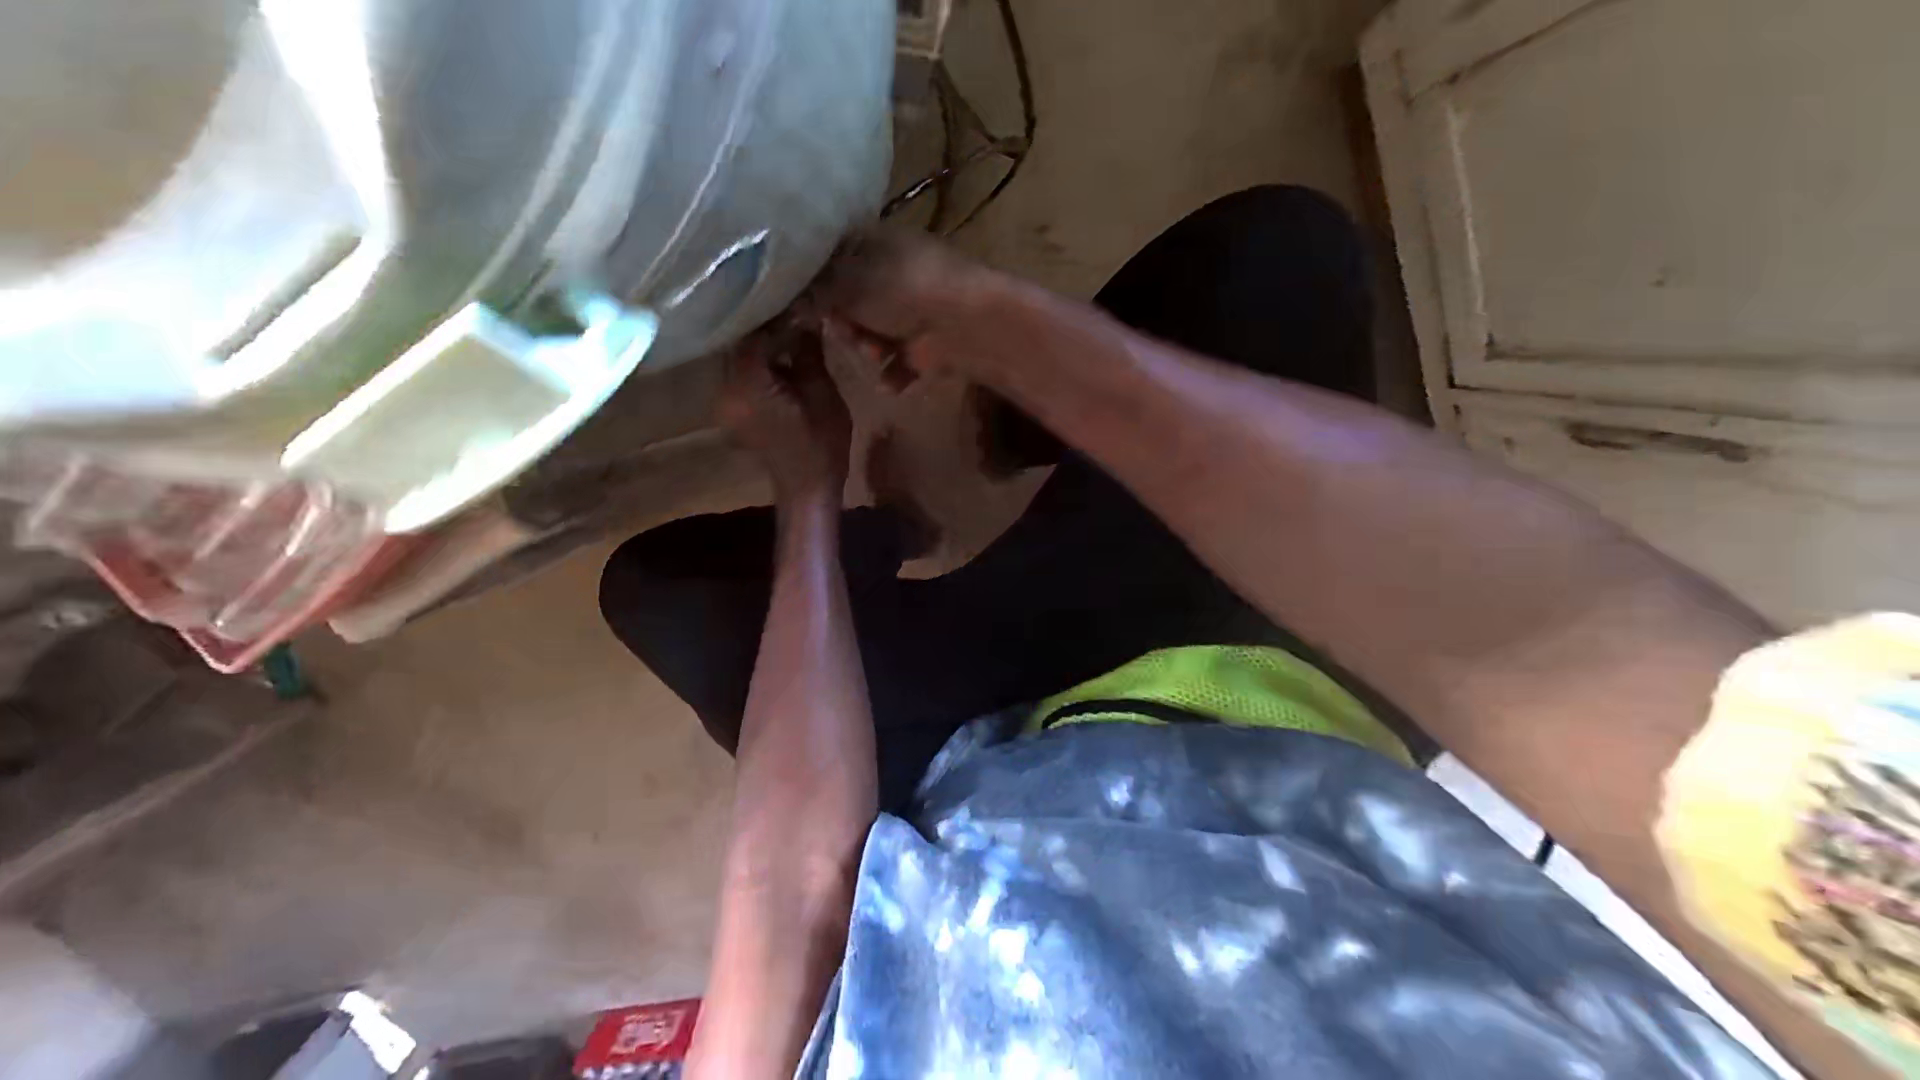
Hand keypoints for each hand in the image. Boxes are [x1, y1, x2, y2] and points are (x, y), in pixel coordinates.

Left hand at [716, 322, 851, 504]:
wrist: (808, 488)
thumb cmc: (821, 443)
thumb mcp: (822, 392)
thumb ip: (808, 351)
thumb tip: (807, 315)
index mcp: (746, 385)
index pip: (752, 334)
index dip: (775, 315)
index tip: (799, 303)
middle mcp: (726, 390)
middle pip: (740, 343)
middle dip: (766, 326)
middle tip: (794, 309)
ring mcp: (725, 402)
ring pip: (740, 358)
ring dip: (762, 343)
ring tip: (790, 328)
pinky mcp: (733, 410)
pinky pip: (742, 375)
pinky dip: (760, 362)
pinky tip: (782, 355)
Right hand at [813, 229, 1024, 379]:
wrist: (965, 326)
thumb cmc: (901, 291)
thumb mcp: (847, 282)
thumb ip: (812, 292)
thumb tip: (785, 303)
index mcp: (875, 243)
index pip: (831, 261)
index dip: (815, 286)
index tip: (803, 306)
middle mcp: (892, 275)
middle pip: (849, 306)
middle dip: (847, 326)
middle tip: (848, 332)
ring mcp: (912, 313)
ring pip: (871, 338)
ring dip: (869, 350)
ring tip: (877, 354)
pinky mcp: (927, 348)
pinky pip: (897, 365)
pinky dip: (893, 374)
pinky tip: (893, 380)